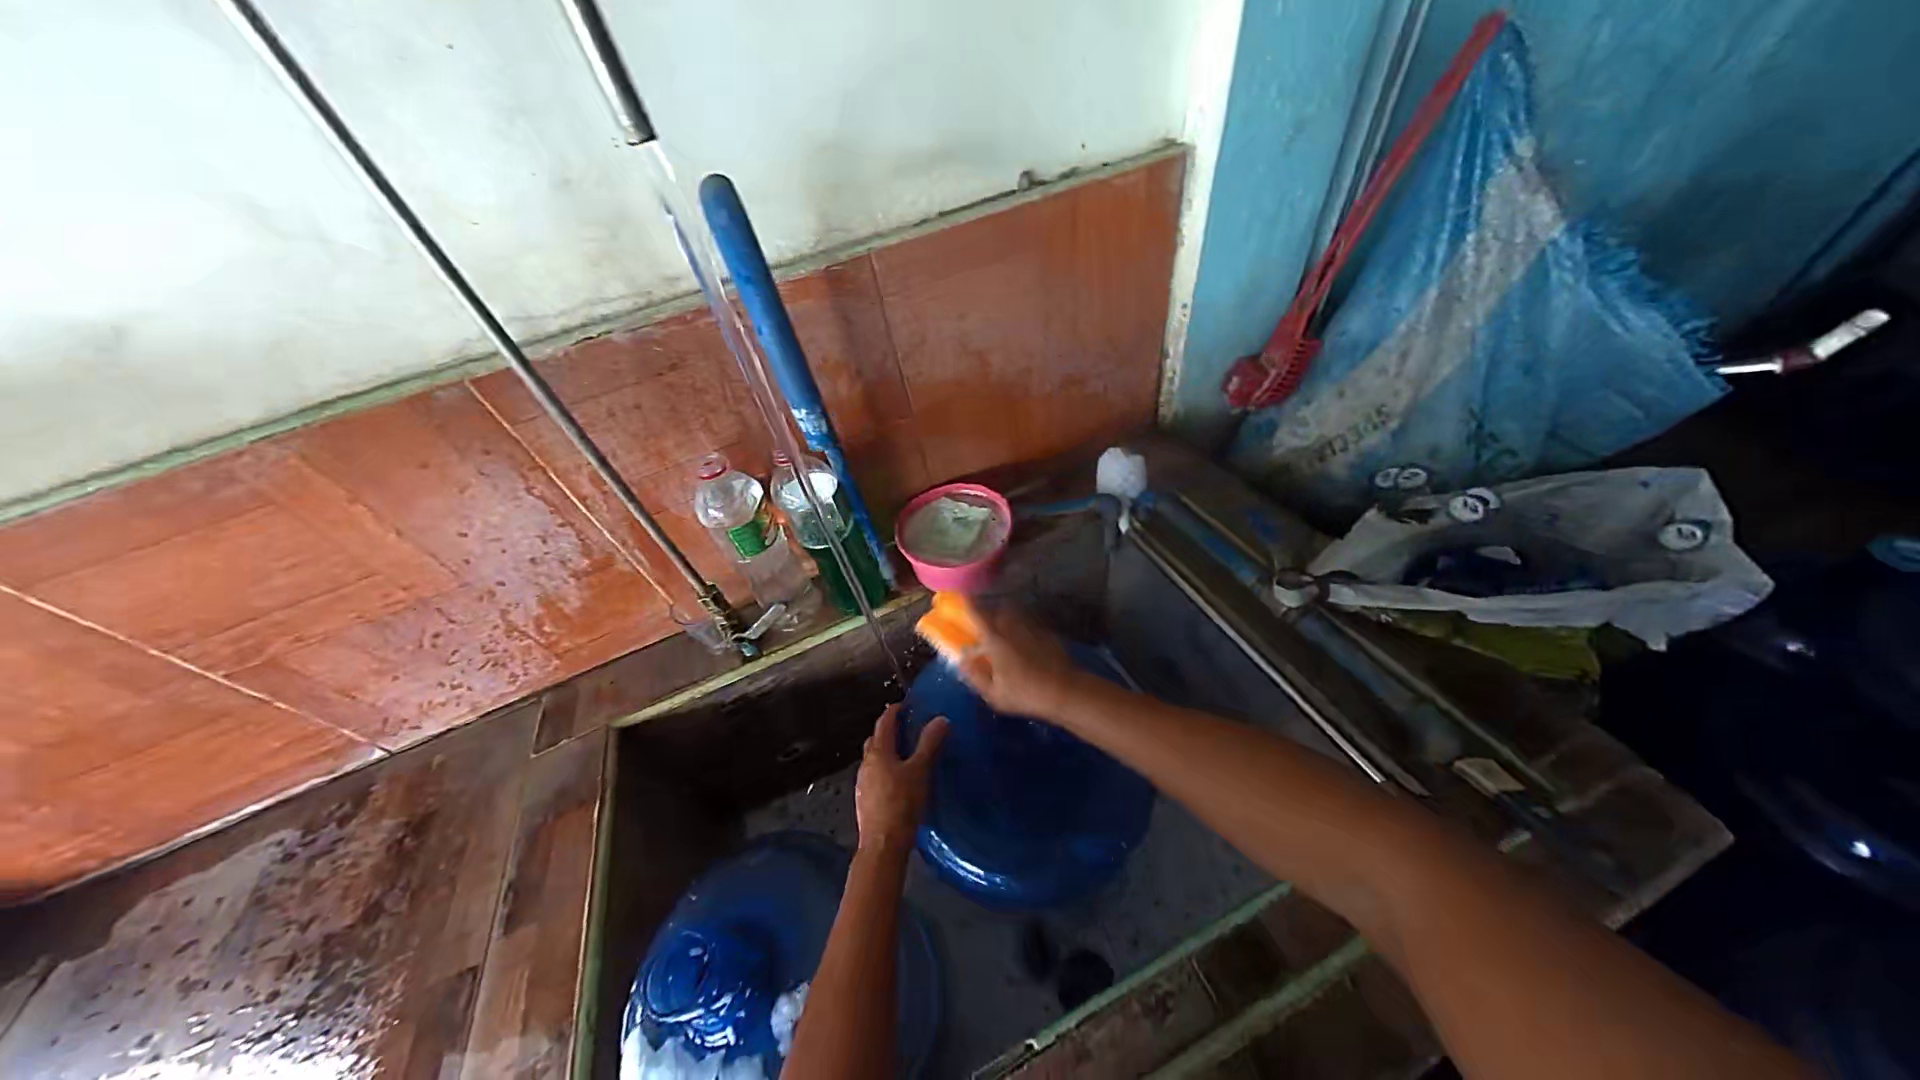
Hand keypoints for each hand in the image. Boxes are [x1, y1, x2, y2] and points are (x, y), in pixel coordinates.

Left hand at [854, 704, 948, 855]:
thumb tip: (941, 719)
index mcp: (878, 752)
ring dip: (887, 752)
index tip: (906, 704)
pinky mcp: (865, 800)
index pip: (884, 723)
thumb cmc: (902, 804)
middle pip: (876, 740)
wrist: (883, 844)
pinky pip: (875, 776)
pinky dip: (885, 770)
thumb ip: (930, 744)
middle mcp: (866, 764)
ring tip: (907, 753)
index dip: (894, 711)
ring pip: (874, 759)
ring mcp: (863, 783)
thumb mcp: (921, 771)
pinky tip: (898, 780)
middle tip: (908, 727)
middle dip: (889, 731)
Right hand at [955, 607, 1081, 719]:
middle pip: (999, 610)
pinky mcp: (1048, 634)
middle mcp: (1013, 628)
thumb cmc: (1025, 695)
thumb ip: (975, 675)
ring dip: (1007, 617)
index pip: (979, 615)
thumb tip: (962, 661)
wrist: (1066, 691)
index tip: (962, 594)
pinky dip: (1023, 627)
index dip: (969, 603)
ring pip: (1016, 614)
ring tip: (1005, 631)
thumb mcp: (994, 694)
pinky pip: (1030, 624)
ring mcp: (1033, 629)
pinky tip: (1026, 644)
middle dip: (991, 612)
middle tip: (986, 623)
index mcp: (996, 640)